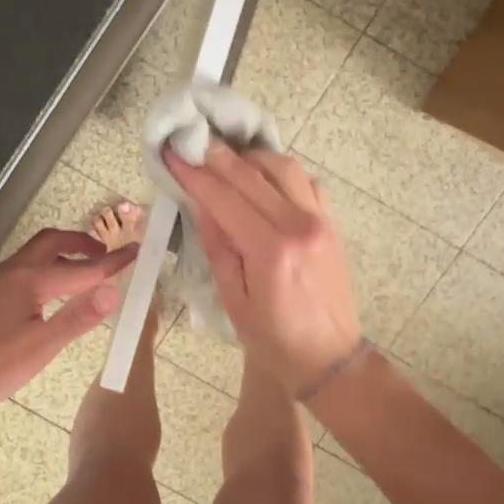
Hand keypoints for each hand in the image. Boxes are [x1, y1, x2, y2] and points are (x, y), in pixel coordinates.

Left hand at [0, 228, 135, 414]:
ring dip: (61, 254)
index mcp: (31, 281)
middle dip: (81, 244)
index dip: (111, 263)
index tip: (137, 252)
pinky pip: (21, 269)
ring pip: (33, 255)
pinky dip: (44, 268)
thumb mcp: (38, 348)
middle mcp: (12, 272)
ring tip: (79, 271)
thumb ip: (76, 318)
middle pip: (51, 243)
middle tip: (103, 254)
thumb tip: (112, 290)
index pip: (82, 268)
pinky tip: (43, 296)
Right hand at [164, 144, 362, 395]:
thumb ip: (217, 246)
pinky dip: (281, 174)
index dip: (194, 173)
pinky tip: (263, 182)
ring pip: (284, 167)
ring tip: (227, 163)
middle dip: (216, 156)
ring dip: (251, 159)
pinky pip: (306, 181)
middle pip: (251, 174)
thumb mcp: (233, 300)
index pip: (224, 197)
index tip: (172, 153)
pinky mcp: (332, 223)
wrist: (331, 358)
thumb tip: (200, 203)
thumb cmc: (274, 340)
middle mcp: (299, 225)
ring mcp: (321, 220)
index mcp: (270, 250)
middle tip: (191, 144)